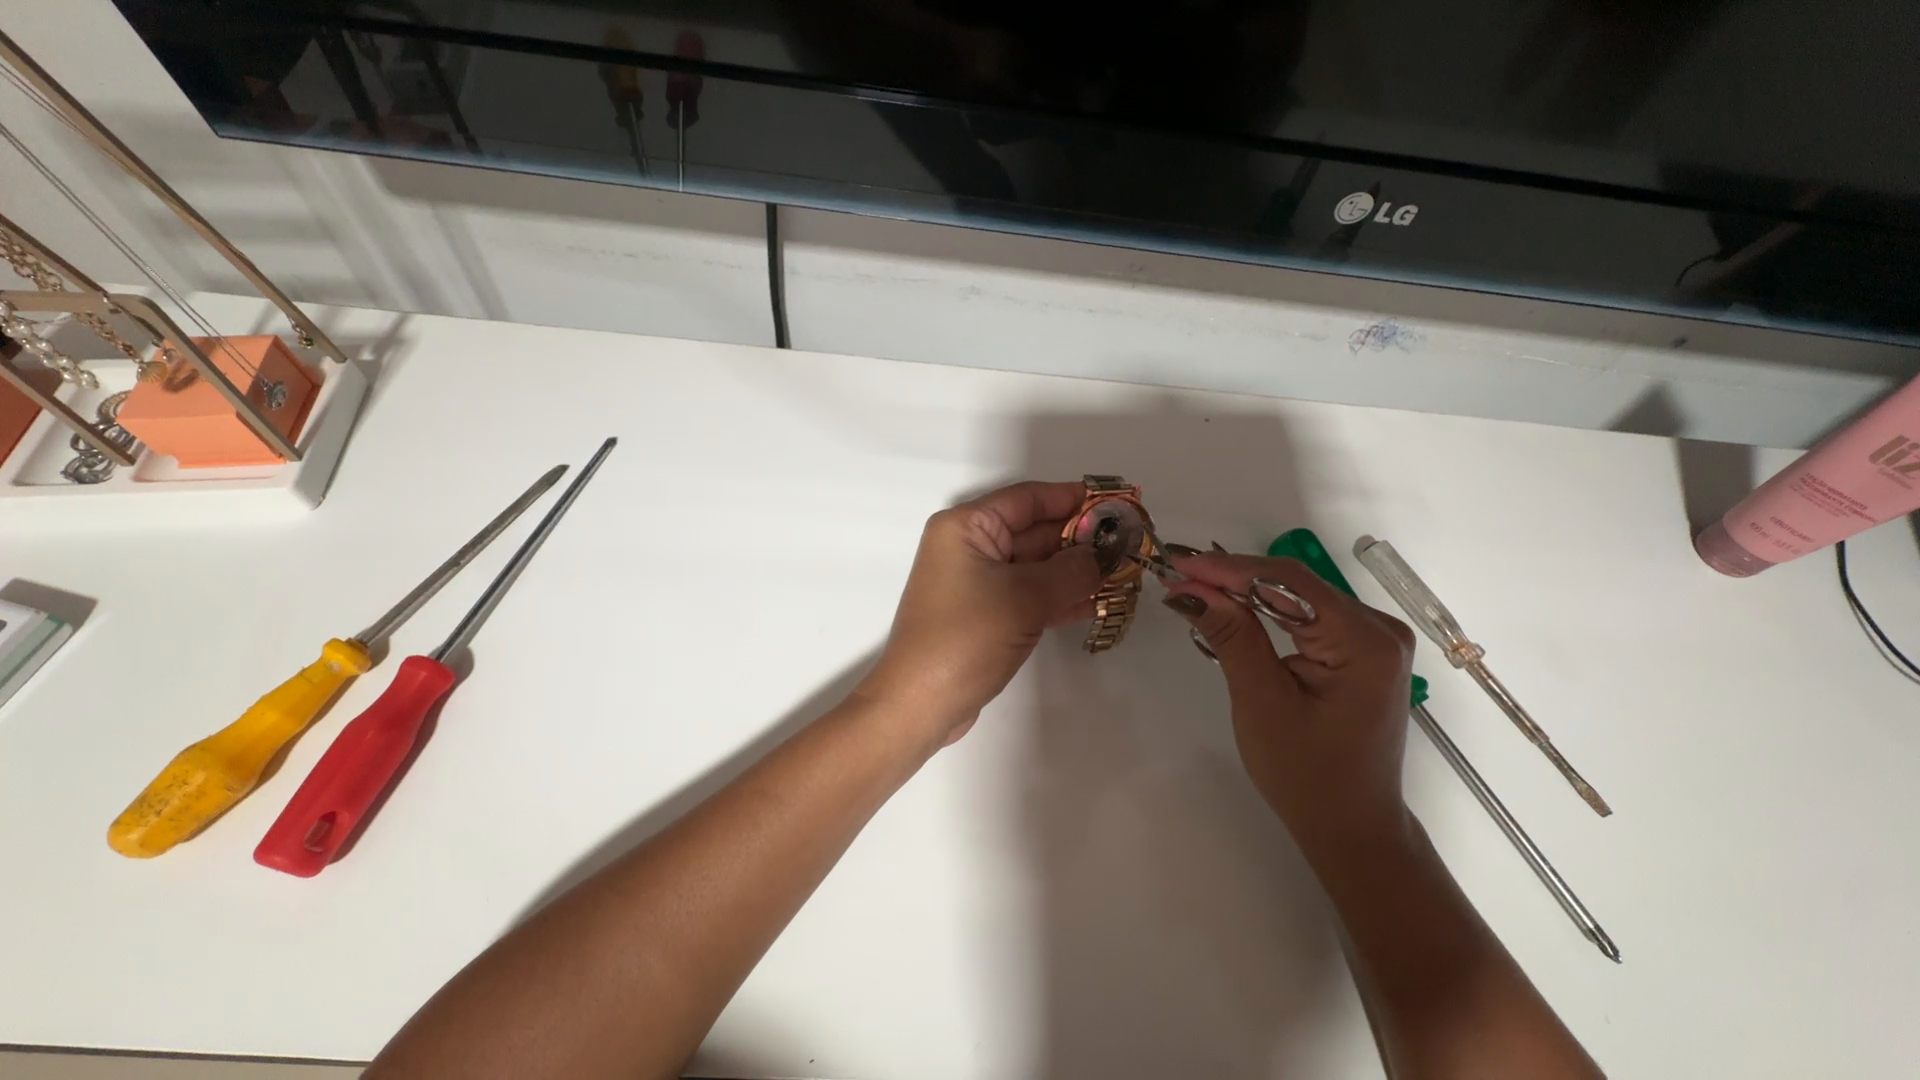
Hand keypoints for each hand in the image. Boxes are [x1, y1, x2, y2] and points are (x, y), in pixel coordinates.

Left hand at [857, 481, 1103, 741]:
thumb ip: (1071, 571)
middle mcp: (970, 548)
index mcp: (967, 527)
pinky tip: (1100, 601)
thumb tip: (1104, 555)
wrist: (921, 703)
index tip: (1117, 503)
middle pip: (1035, 531)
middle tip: (1131, 543)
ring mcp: (978, 584)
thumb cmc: (966, 637)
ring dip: (1077, 570)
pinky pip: (1031, 595)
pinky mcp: (986, 615)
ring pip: (1037, 566)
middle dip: (1082, 538)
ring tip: (1125, 572)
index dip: (1073, 498)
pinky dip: (1062, 597)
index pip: (1028, 499)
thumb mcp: (1024, 598)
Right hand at [1159, 549, 1418, 853]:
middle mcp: (1380, 629)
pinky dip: (1267, 611)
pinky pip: (1308, 616)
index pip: (1287, 583)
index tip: (1178, 563)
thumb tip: (1189, 588)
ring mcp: (1375, 638)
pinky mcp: (1363, 650)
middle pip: (1295, 585)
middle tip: (1177, 575)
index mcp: (1365, 642)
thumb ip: (1231, 635)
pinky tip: (1230, 607)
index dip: (1228, 568)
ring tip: (1192, 587)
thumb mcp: (1262, 702)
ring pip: (1298, 597)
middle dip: (1232, 578)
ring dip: (1245, 591)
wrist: (1352, 826)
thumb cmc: (1306, 774)